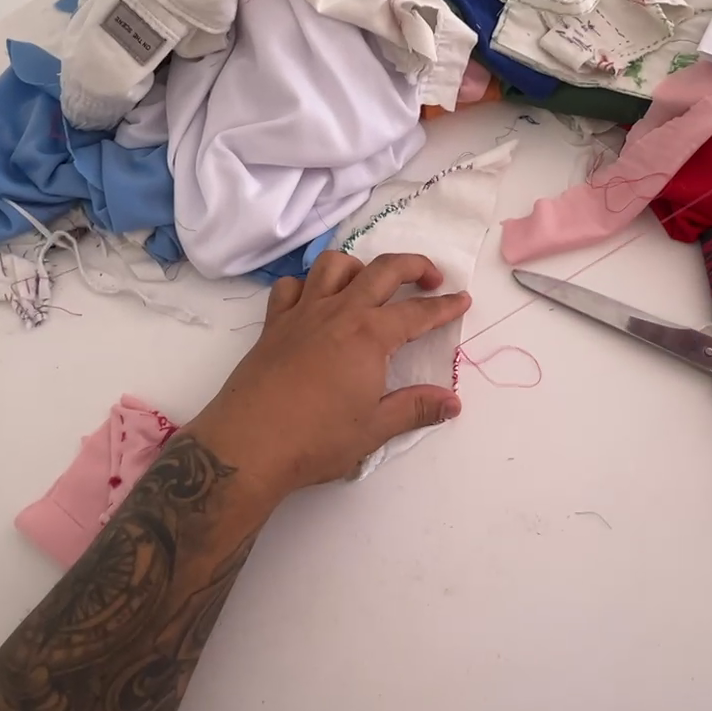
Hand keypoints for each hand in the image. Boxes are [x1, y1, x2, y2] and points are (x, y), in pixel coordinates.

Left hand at [180, 252, 470, 504]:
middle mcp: (339, 312)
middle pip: (383, 269)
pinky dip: (307, 285)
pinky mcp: (274, 324)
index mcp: (369, 335)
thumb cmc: (316, 439)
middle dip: (414, 265)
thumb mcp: (374, 429)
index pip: (418, 312)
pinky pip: (291, 286)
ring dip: (359, 266)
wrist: (248, 445)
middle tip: (432, 278)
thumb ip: (416, 408)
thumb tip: (452, 402)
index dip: (444, 306)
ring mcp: (303, 313)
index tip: (463, 299)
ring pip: (334, 265)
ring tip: (370, 285)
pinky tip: (315, 303)